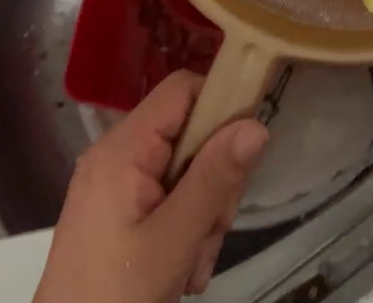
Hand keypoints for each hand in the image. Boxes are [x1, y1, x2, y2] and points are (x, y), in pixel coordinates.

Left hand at [36, 72, 270, 301]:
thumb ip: (215, 179)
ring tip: (192, 260)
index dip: (220, 104)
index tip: (247, 146)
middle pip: (190, 132)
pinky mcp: (117, 213)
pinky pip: (168, 198)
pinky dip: (185, 228)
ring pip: (186, 170)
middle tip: (214, 225)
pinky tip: (181, 269)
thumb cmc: (116, 298)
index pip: (182, 89)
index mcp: (123, 149)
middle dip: (214, 178)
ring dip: (203, 212)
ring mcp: (115, 185)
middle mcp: (117, 155)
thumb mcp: (174, 240)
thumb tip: (257, 124)